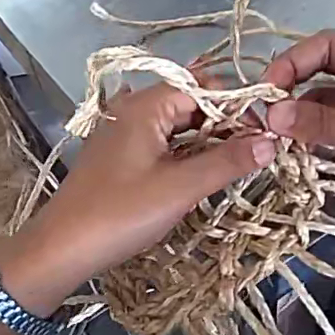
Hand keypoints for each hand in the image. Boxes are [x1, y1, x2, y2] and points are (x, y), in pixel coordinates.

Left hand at [0, 83, 276, 314]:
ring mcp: (123, 133)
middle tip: (256, 153)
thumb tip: (271, 141)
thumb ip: (228, 161)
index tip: (265, 133)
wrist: (63, 249)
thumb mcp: (181, 187)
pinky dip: (186, 153)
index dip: (237, 106)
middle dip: (224, 124)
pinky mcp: (120, 157)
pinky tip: (203, 174)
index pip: (202, 86)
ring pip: (177, 125)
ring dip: (207, 141)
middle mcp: (132, 110)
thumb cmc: (122, 213)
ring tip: (236, 165)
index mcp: (145, 105)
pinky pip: (162, 143)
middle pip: (190, 103)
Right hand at [261, 31, 334, 223]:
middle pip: (327, 77)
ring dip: (304, 123)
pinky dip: (319, 142)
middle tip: (264, 120)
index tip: (267, 90)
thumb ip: (326, 123)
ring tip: (276, 143)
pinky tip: (299, 154)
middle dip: (295, 95)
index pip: (333, 46)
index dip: (296, 61)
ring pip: (329, 108)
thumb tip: (272, 114)